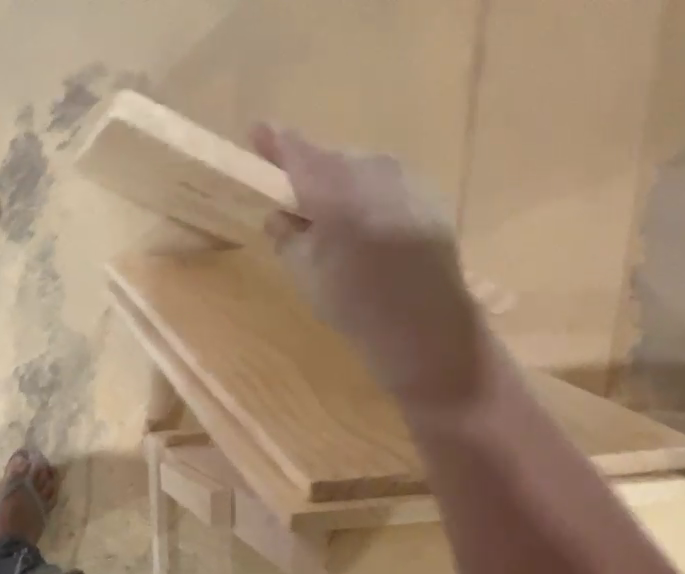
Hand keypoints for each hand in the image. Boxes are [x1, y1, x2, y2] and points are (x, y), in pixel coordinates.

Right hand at [251, 124, 489, 407]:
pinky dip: (365, 199)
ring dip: (339, 186)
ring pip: (360, 172)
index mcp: (335, 190)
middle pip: (331, 160)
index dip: (276, 144)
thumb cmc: (354, 307)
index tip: (257, 132)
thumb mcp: (305, 275)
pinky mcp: (428, 199)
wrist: (426, 330)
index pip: (299, 154)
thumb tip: (280, 215)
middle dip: (309, 171)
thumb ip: (288, 237)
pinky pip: (384, 187)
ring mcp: (406, 182)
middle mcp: (373, 172)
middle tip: (289, 195)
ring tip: (325, 216)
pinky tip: (361, 229)